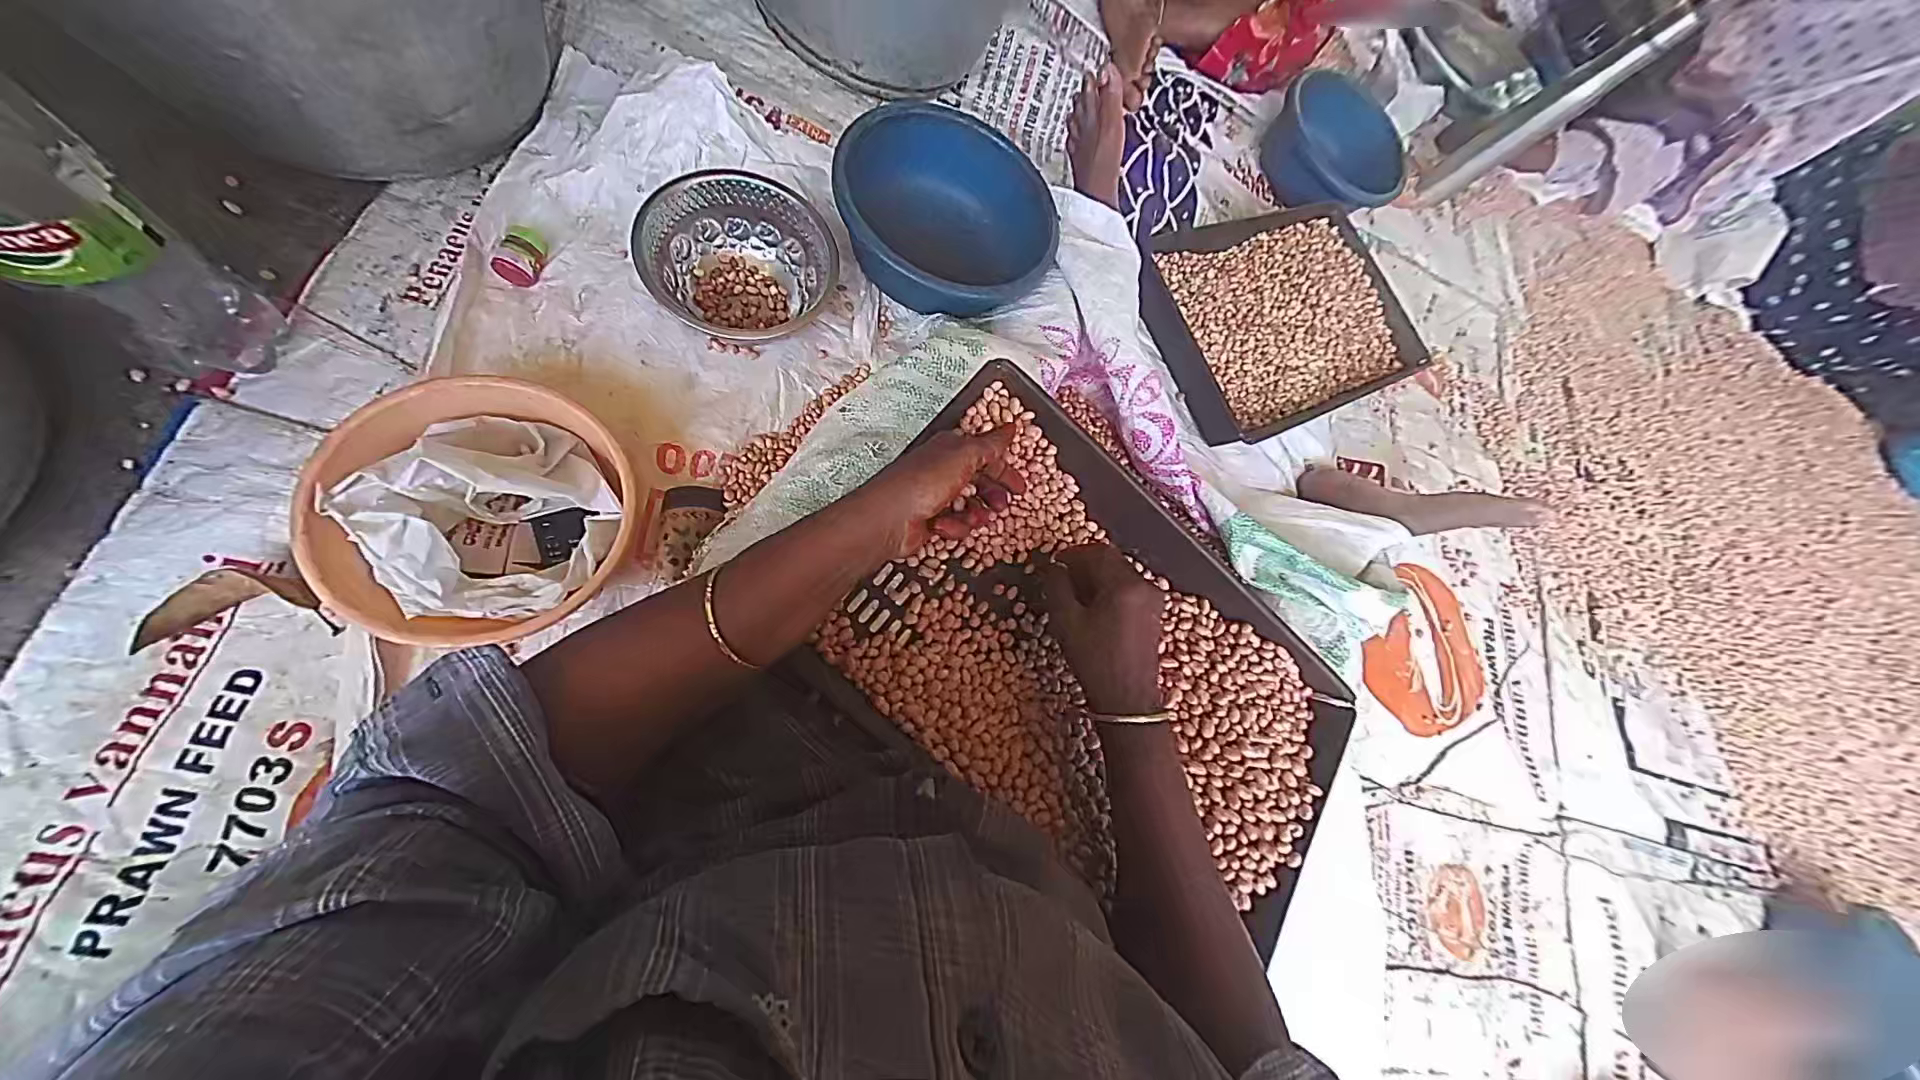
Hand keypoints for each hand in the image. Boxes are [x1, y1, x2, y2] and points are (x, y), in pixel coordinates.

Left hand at [849, 427, 1027, 558]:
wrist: (891, 518)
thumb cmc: (922, 483)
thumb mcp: (965, 455)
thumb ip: (991, 444)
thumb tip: (1009, 429)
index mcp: (952, 449)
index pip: (986, 455)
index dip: (1005, 470)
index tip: (1020, 486)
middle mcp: (944, 470)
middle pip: (980, 483)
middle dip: (992, 496)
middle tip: (1001, 506)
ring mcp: (937, 496)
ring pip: (970, 507)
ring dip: (974, 514)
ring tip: (974, 518)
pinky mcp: (932, 520)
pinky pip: (956, 525)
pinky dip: (954, 527)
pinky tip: (945, 526)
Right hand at [1043, 543, 1165, 714]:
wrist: (1128, 699)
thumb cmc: (1095, 660)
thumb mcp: (1067, 622)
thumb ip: (1057, 587)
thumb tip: (1052, 567)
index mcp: (1125, 584)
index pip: (1098, 552)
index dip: (1072, 554)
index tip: (1053, 564)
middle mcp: (1144, 586)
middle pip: (1111, 561)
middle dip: (1083, 565)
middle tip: (1060, 579)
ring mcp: (1152, 600)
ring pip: (1119, 574)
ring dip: (1096, 578)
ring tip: (1073, 596)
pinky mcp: (1153, 614)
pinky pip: (1128, 589)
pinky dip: (1108, 590)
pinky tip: (1092, 608)